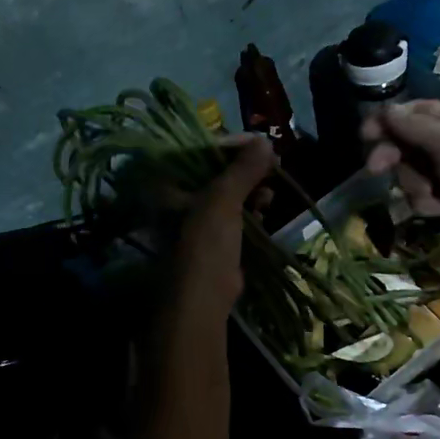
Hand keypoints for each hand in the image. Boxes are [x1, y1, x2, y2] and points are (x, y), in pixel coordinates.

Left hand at [172, 136, 274, 318]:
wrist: (204, 298)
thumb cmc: (205, 242)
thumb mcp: (223, 198)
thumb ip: (244, 168)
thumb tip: (266, 140)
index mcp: (168, 183)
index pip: (200, 149)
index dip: (232, 145)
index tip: (261, 143)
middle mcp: (176, 196)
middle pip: (216, 169)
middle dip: (246, 167)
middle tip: (272, 164)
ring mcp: (194, 218)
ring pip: (229, 191)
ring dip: (252, 188)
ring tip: (270, 191)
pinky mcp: (212, 237)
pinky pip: (234, 212)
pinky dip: (250, 207)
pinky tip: (265, 207)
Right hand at [361, 101, 439, 258]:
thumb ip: (415, 127)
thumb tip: (386, 110)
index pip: (412, 113)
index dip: (386, 121)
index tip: (365, 134)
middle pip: (404, 143)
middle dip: (393, 158)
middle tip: (377, 169)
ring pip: (408, 172)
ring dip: (414, 186)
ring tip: (433, 197)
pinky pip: (418, 195)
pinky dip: (425, 203)